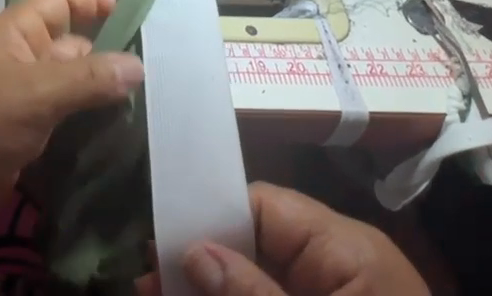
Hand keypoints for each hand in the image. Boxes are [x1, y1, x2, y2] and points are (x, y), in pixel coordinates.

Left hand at [0, 0, 142, 250]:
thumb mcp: (33, 93)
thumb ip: (87, 79)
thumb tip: (139, 65)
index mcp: (15, 31)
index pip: (60, 0)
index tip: (140, 14)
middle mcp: (20, 57)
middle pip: (72, 42)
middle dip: (110, 51)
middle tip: (163, 67)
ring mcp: (22, 97)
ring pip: (72, 82)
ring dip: (104, 89)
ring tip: (156, 98)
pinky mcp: (25, 133)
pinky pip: (65, 115)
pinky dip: (90, 119)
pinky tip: (124, 129)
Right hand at [136, 182, 427, 295]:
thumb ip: (253, 293)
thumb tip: (194, 251)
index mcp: (344, 245)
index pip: (262, 204)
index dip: (210, 216)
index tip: (161, 241)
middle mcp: (338, 263)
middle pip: (255, 244)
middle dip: (203, 262)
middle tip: (148, 282)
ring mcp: (335, 293)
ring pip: (260, 279)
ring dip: (215, 288)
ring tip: (157, 294)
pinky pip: (277, 295)